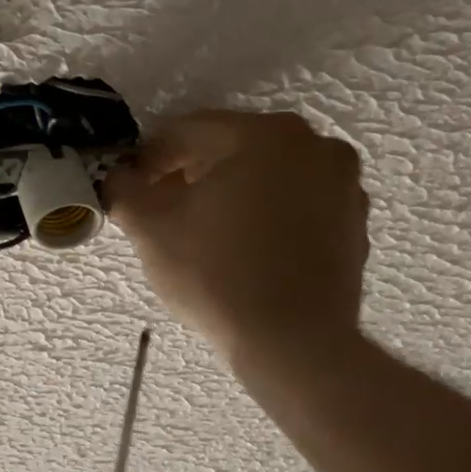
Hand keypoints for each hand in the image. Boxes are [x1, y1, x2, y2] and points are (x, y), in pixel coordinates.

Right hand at [103, 110, 370, 362]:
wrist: (292, 339)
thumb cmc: (215, 273)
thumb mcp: (149, 228)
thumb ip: (124, 190)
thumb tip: (117, 177)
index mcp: (262, 135)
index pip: (186, 131)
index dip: (148, 159)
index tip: (129, 187)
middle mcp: (313, 145)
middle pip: (230, 147)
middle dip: (189, 172)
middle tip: (159, 207)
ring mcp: (343, 183)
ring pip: (266, 174)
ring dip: (228, 191)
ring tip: (199, 229)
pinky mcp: (353, 221)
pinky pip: (294, 202)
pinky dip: (263, 213)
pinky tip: (239, 247)